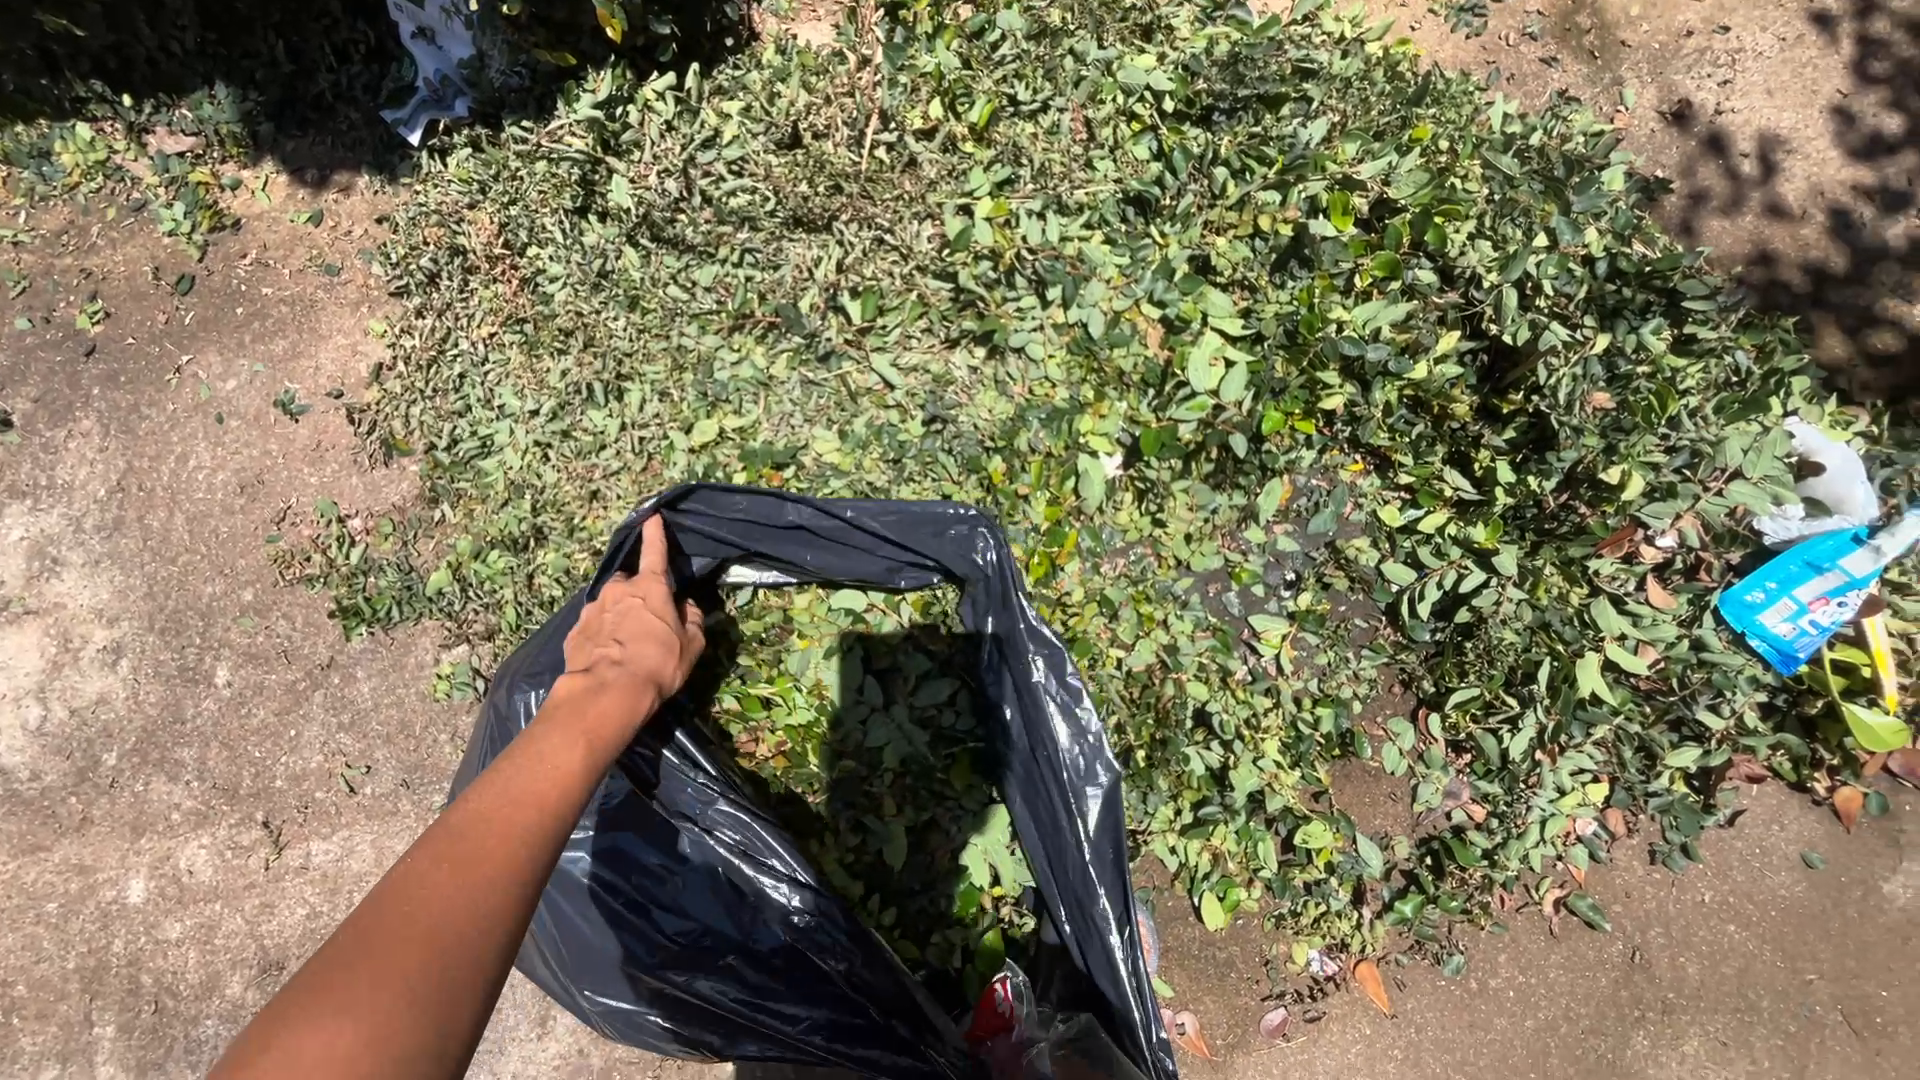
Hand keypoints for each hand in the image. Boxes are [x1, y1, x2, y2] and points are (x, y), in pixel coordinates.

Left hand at [553, 514, 705, 738]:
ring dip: (617, 616)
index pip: (655, 553)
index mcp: (650, 588)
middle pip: (627, 583)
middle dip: (635, 593)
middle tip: (646, 617)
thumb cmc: (658, 663)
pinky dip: (601, 635)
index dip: (656, 535)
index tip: (652, 517)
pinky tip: (609, 655)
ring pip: (608, 605)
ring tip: (626, 642)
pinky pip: (592, 627)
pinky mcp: (574, 633)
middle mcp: (618, 592)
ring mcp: (592, 611)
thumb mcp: (691, 645)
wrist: (607, 692)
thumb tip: (688, 606)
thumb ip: (692, 620)